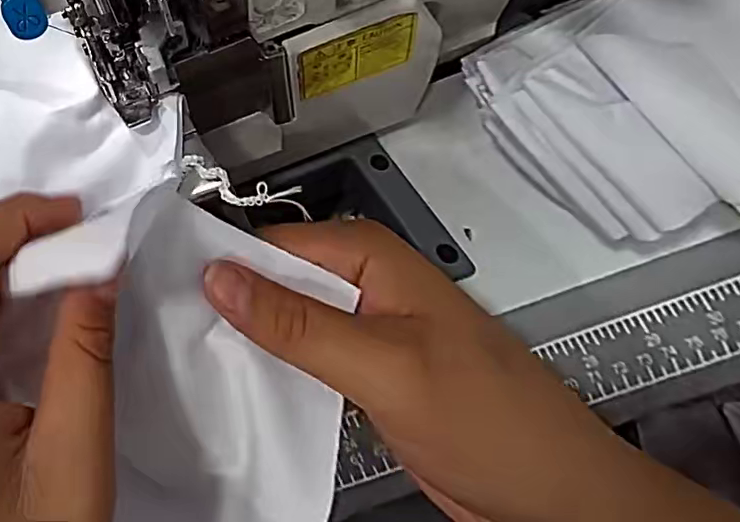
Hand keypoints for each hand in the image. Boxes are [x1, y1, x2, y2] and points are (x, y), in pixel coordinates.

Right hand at [202, 219, 739, 521]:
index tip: (175, 292)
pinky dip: (275, 361)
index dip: (223, 267)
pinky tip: (245, 377)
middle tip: (179, 327)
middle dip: (233, 301)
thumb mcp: (384, 367)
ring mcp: (359, 322)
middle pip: (272, 276)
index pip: (268, 244)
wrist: (564, 506)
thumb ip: (297, 322)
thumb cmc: (495, 422)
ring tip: (199, 352)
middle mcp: (358, 277)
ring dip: (250, 333)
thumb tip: (218, 275)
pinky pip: (302, 349)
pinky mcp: (360, 362)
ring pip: (283, 314)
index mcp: (365, 251)